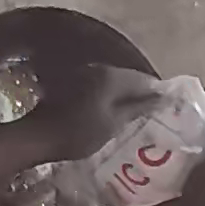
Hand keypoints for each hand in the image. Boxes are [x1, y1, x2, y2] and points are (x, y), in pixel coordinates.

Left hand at [28, 63, 158, 160]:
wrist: (39, 137)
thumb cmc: (78, 133)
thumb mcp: (113, 124)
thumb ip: (138, 108)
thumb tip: (161, 98)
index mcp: (112, 76)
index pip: (143, 79)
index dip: (156, 92)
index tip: (166, 106)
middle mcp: (97, 69)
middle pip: (126, 79)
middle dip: (139, 94)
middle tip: (151, 112)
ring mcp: (81, 75)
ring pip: (110, 84)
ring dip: (122, 97)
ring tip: (132, 115)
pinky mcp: (69, 85)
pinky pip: (96, 89)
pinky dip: (106, 99)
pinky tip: (109, 114)